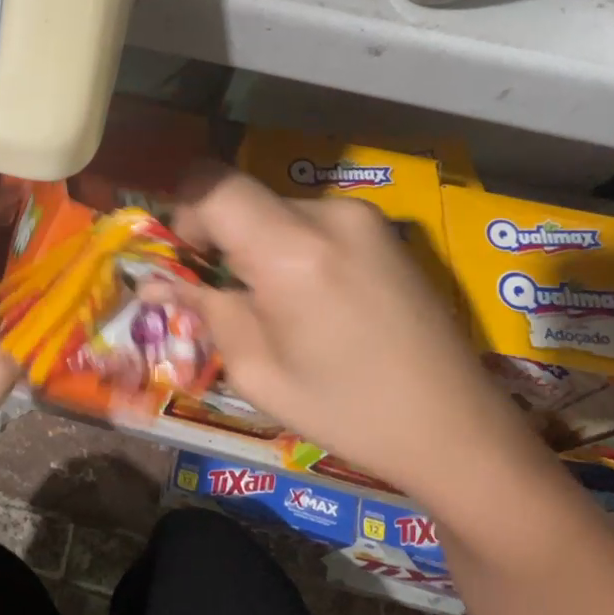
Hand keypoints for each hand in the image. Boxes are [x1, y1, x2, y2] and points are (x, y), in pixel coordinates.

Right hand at [161, 166, 536, 493]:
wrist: (457, 430)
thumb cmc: (348, 412)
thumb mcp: (258, 372)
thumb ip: (205, 313)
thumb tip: (156, 282)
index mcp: (292, 252)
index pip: (210, 184)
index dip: (182, 212)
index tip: (186, 260)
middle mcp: (329, 216)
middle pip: (242, 197)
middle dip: (218, 237)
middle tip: (224, 296)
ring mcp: (363, 218)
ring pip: (274, 209)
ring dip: (256, 245)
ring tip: (276, 308)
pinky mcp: (383, 229)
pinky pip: (310, 221)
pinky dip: (290, 248)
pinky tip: (313, 302)